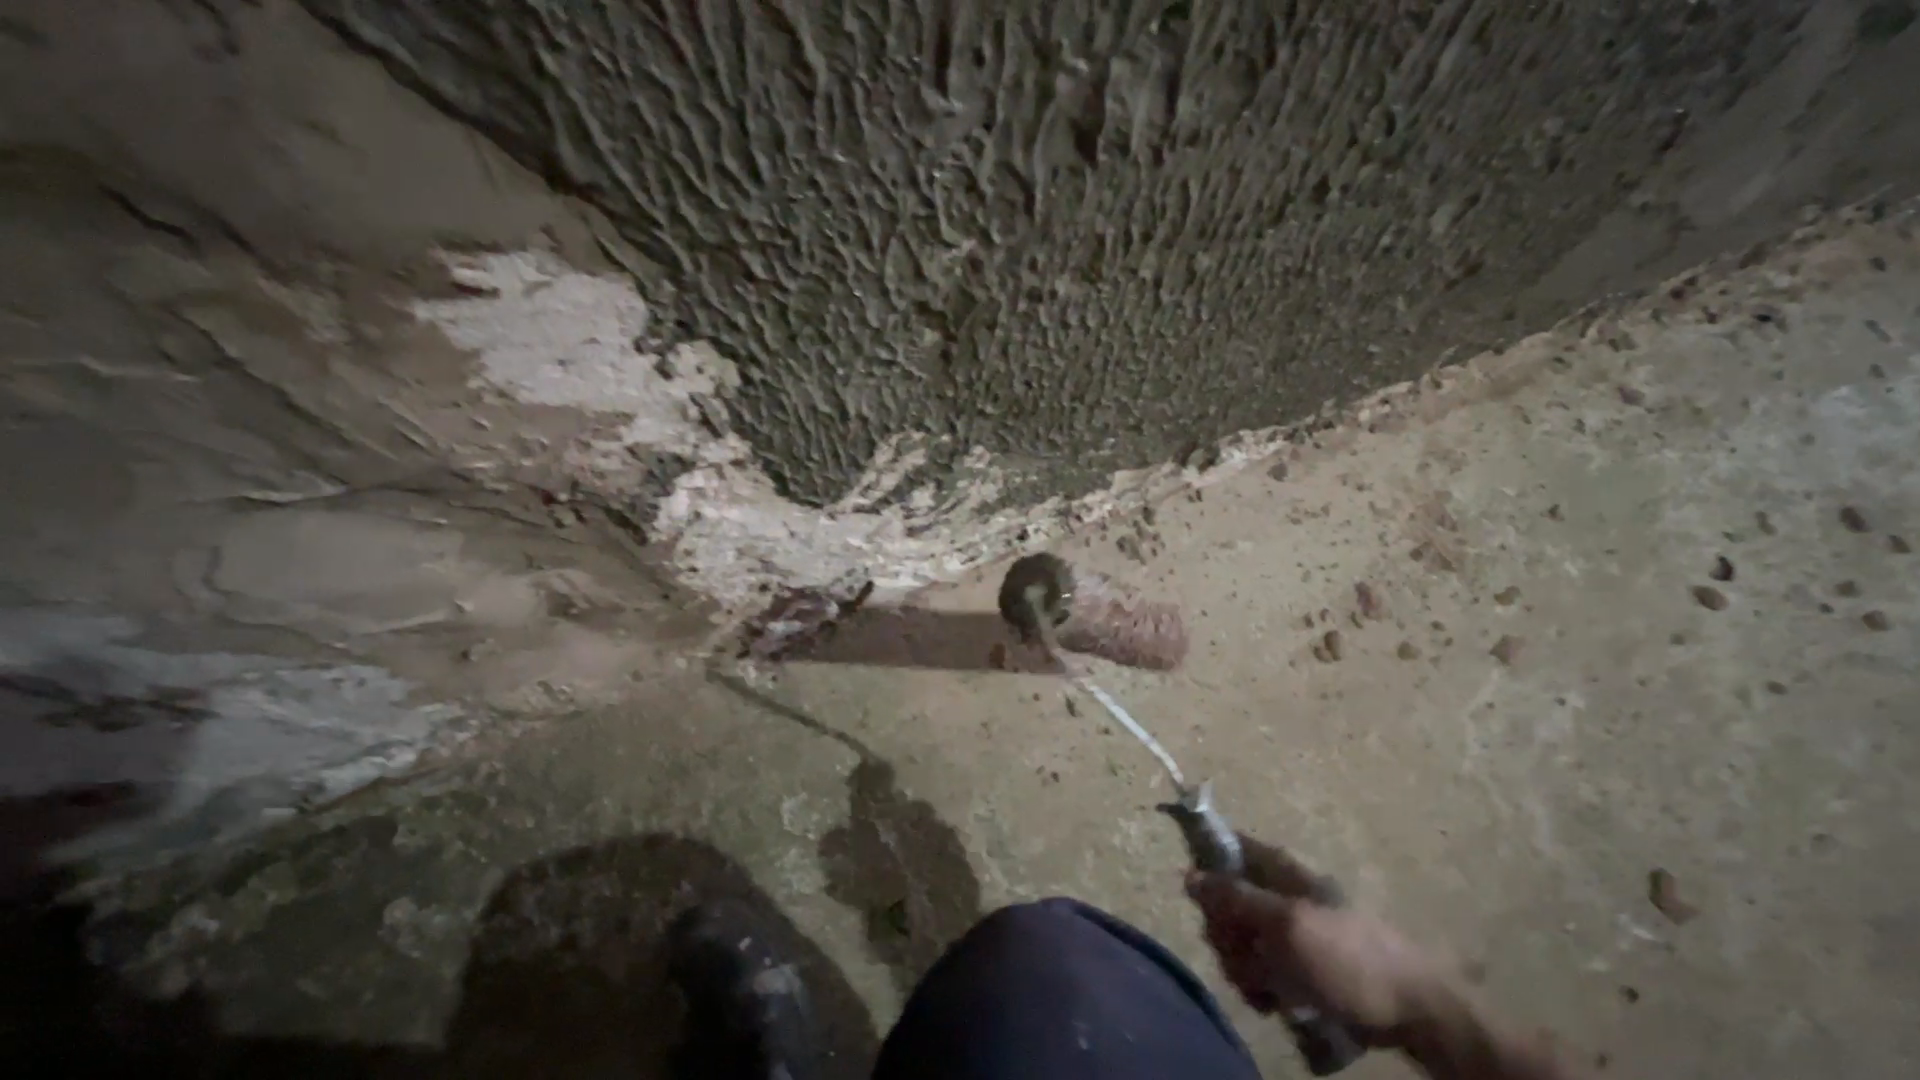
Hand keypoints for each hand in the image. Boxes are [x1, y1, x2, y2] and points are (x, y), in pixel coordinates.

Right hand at [1186, 870, 1448, 1043]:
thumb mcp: (1286, 925)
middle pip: (1226, 901)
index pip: (1229, 846)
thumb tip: (1189, 874)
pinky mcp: (1298, 964)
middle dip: (1225, 934)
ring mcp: (1290, 930)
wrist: (1411, 1009)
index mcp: (1281, 870)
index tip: (1200, 900)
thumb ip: (1235, 898)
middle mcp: (1281, 894)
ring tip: (1264, 989)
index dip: (1207, 864)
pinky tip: (1274, 1002)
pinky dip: (1260, 985)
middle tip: (1241, 957)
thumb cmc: (1348, 958)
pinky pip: (1260, 968)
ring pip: (1239, 939)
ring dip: (1242, 967)